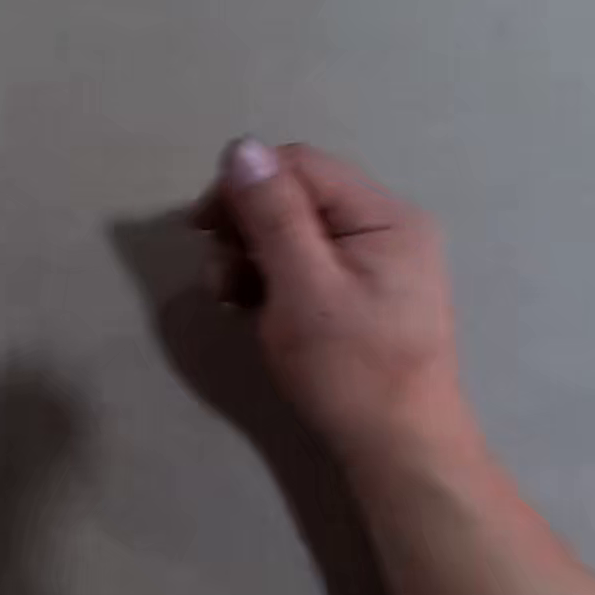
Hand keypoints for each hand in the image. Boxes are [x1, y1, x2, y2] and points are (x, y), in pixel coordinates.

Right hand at [195, 139, 474, 469]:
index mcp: (382, 216)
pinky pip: (294, 258)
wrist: (393, 446)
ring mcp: (367, 257)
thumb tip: (241, 148)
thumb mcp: (303, 287)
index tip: (202, 227)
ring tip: (232, 297)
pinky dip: (262, 274)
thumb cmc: (349, 369)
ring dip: (246, 254)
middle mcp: (380, 225)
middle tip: (220, 274)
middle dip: (243, 227)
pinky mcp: (351, 284)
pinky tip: (250, 303)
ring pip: (285, 227)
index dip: (242, 186)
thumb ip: (273, 215)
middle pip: (290, 195)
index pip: (298, 166)